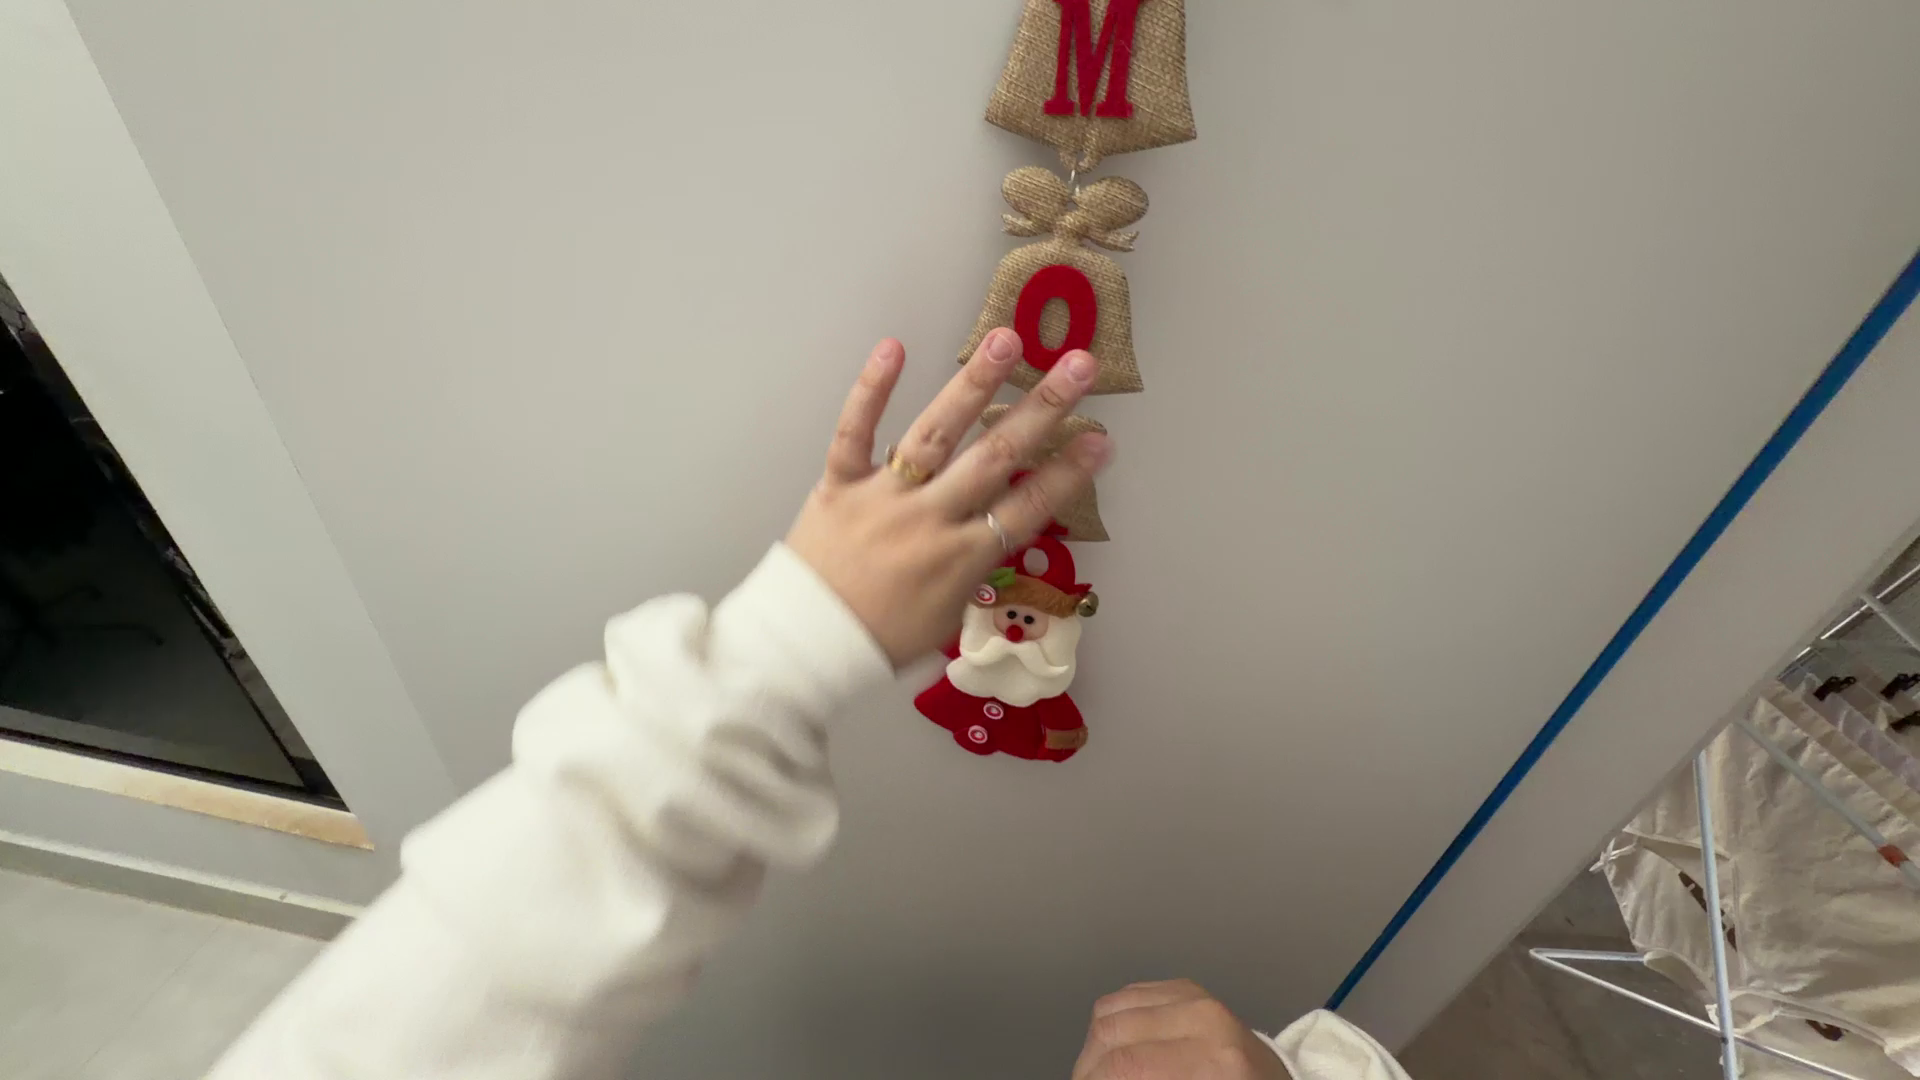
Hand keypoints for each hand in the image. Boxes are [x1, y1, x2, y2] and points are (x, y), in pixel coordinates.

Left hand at [786, 329, 1111, 667]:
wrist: (805, 647)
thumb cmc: (880, 641)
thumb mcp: (946, 619)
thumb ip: (975, 571)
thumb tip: (996, 532)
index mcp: (961, 560)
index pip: (1028, 508)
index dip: (1068, 474)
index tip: (1101, 440)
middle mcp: (929, 521)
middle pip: (996, 458)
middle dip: (1043, 409)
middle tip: (1079, 366)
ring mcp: (883, 498)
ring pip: (935, 433)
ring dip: (974, 384)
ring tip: (1005, 340)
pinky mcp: (838, 485)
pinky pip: (854, 433)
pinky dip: (871, 390)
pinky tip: (894, 347)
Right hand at [1072, 980, 1289, 1079]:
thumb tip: (1103, 1078)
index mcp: (1214, 1064)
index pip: (1124, 1065)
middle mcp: (1202, 1018)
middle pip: (1110, 1035)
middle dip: (1088, 1068)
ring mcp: (1193, 995)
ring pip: (1109, 1011)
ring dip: (1093, 1048)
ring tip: (1096, 1074)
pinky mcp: (1186, 986)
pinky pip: (1125, 996)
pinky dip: (1109, 1025)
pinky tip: (1114, 1051)